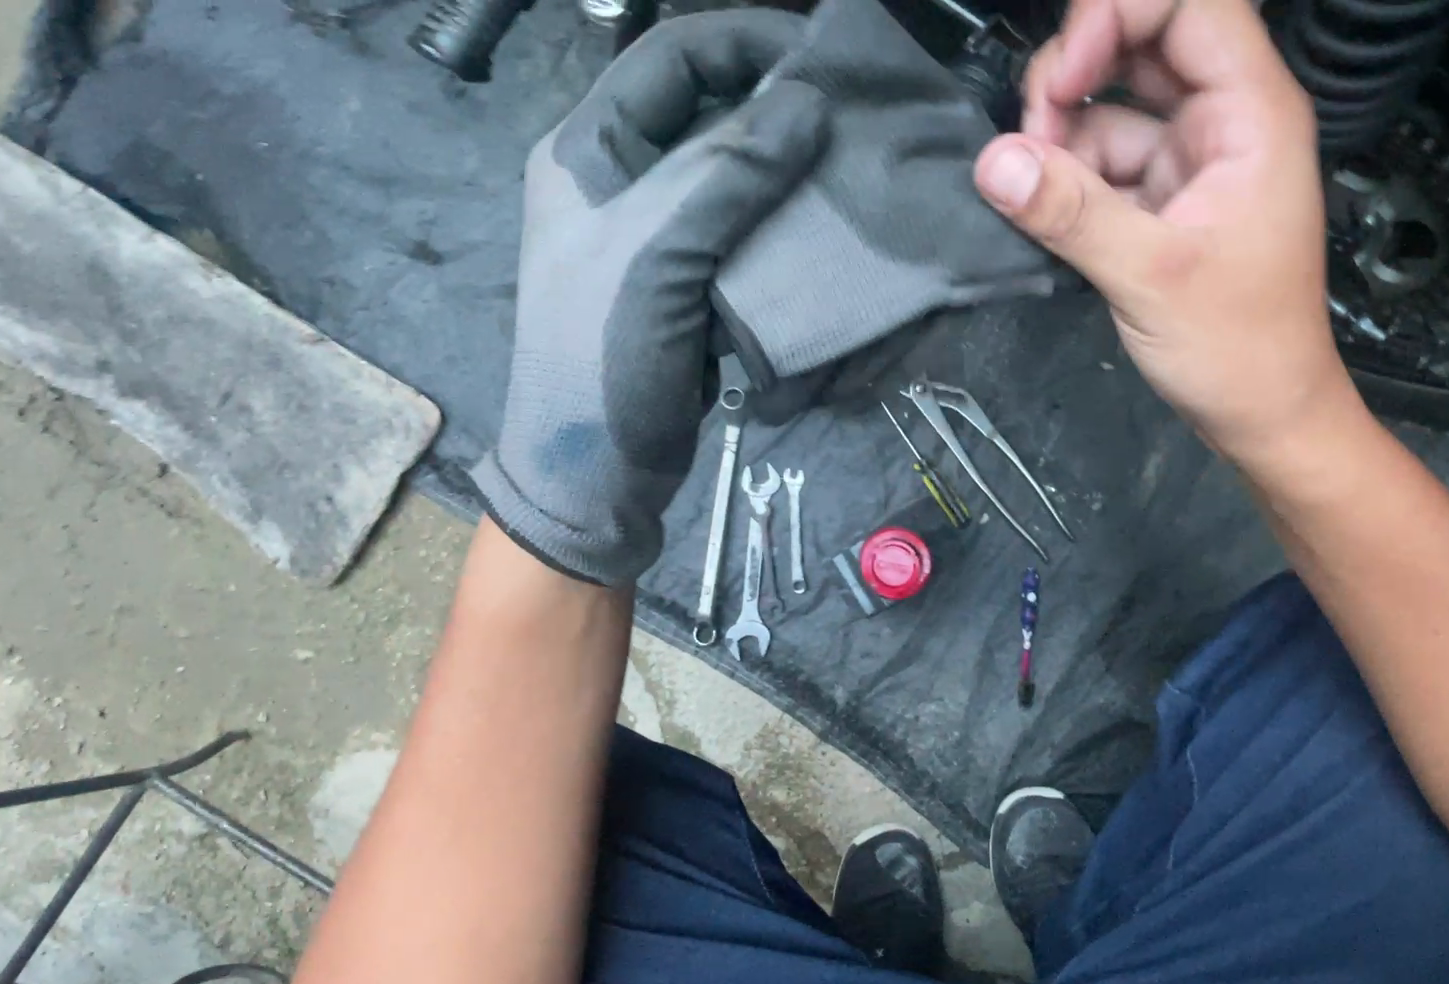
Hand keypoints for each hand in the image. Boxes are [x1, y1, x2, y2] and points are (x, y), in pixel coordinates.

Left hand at [471, 12, 829, 585]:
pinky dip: (790, 230)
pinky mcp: (698, 287)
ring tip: (857, 173)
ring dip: (793, 174)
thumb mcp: (651, 257)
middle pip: (712, 115)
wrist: (597, 475)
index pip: (671, 58)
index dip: (744, 42)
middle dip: (781, 109)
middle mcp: (628, 183)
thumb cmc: (598, 361)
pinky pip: (750, 238)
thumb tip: (807, 98)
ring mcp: (665, 239)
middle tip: (856, 118)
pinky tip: (834, 234)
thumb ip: (723, 173)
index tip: (824, 54)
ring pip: (739, 180)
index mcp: (591, 153)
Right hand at [972, 0, 1356, 462]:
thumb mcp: (1151, 276)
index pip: (1189, 7)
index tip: (1062, 79)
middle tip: (1029, 132)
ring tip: (1030, 184)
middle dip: (1076, 74)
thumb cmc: (1236, 346)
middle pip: (1142, 46)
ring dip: (1062, 134)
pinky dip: (1066, 179)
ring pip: (1113, 109)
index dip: (1118, 16)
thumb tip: (994, 163)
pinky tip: (1043, 207)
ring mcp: (1186, 165)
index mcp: (1249, 115)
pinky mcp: (1159, 205)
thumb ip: (1072, 214)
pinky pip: (1102, 166)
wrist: (1259, 412)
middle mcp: (1220, 125)